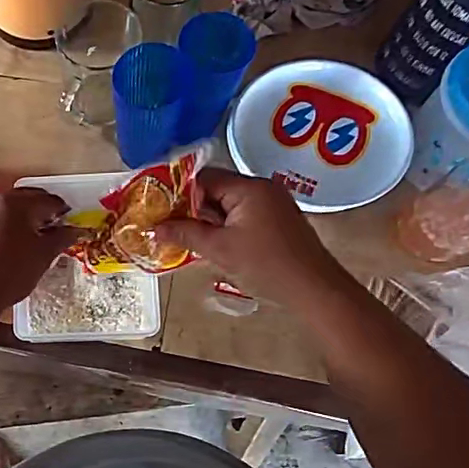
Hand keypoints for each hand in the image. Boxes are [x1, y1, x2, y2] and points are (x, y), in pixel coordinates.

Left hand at [0, 187, 80, 318]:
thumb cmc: (10, 274)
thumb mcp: (42, 256)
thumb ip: (61, 238)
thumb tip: (75, 229)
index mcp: (17, 203)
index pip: (49, 200)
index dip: (63, 212)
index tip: (70, 224)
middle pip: (27, 198)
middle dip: (43, 211)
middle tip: (55, 229)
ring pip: (10, 206)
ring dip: (25, 216)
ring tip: (35, 237)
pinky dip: (8, 223)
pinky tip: (14, 242)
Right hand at [152, 167, 349, 305]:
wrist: (314, 289)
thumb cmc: (266, 266)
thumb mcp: (219, 250)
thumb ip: (185, 234)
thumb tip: (154, 228)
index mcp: (248, 188)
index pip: (204, 178)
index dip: (178, 193)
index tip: (158, 209)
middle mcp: (261, 188)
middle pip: (216, 190)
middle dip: (190, 209)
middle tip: (167, 226)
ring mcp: (272, 204)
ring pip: (227, 205)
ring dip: (207, 220)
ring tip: (184, 238)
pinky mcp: (276, 220)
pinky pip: (241, 216)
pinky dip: (224, 227)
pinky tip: (211, 245)